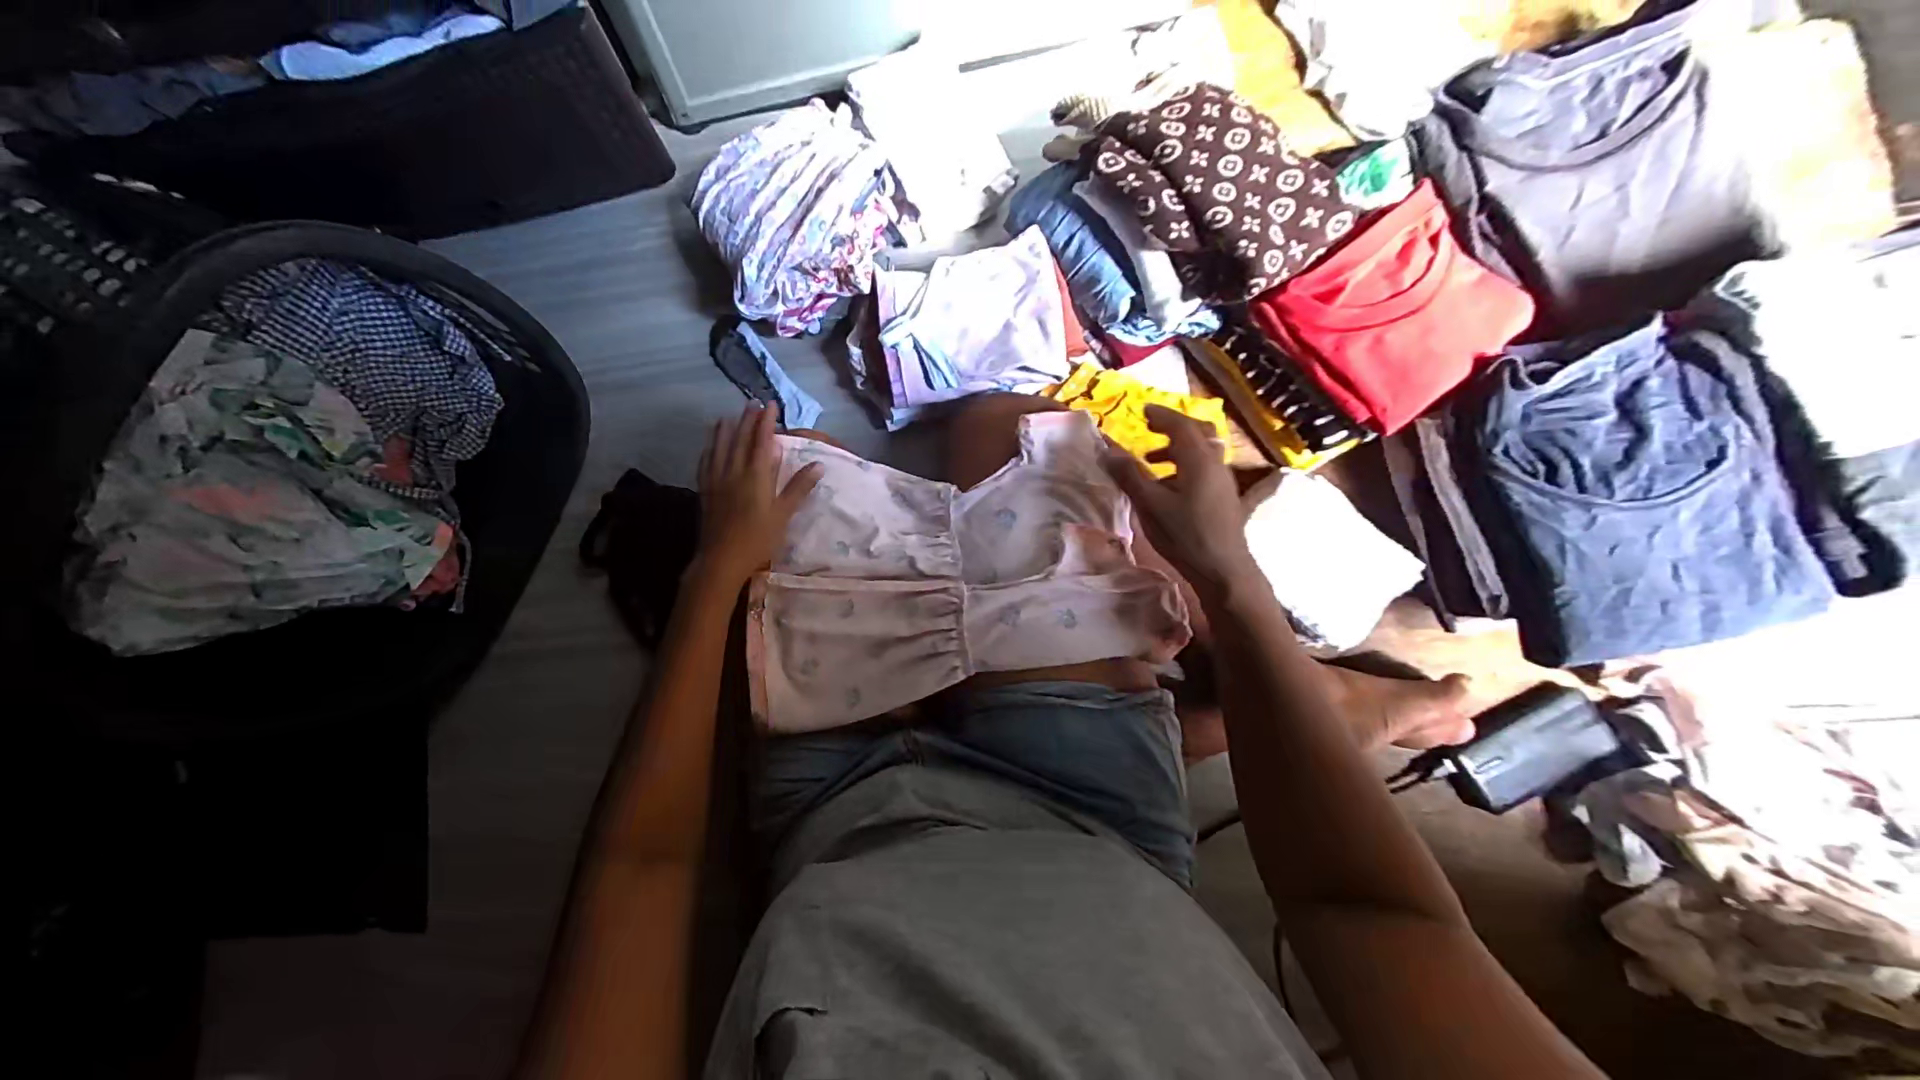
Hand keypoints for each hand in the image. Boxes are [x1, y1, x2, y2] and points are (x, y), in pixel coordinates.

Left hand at [693, 403, 821, 585]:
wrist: (721, 559)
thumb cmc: (757, 538)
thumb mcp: (783, 514)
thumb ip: (799, 487)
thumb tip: (818, 465)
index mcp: (755, 475)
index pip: (761, 440)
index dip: (766, 421)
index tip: (770, 405)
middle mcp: (733, 471)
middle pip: (738, 439)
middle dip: (746, 420)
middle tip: (751, 404)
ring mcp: (715, 480)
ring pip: (719, 447)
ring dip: (724, 430)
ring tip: (728, 417)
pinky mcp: (705, 491)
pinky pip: (706, 462)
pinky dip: (709, 449)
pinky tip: (710, 447)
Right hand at [1104, 404, 1261, 599]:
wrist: (1223, 569)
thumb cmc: (1185, 535)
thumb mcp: (1150, 505)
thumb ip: (1129, 475)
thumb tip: (1107, 450)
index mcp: (1197, 459)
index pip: (1180, 425)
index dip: (1161, 415)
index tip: (1142, 410)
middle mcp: (1215, 463)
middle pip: (1199, 432)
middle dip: (1173, 426)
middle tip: (1150, 428)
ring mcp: (1224, 480)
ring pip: (1205, 451)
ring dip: (1180, 448)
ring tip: (1153, 460)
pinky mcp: (1226, 497)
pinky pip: (1208, 469)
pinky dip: (1188, 464)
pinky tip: (1181, 484)